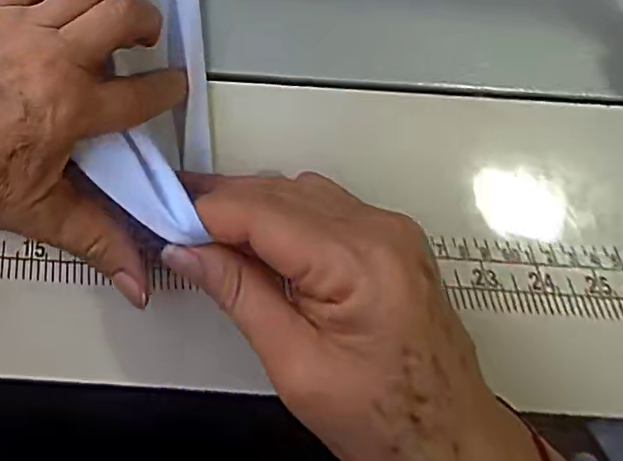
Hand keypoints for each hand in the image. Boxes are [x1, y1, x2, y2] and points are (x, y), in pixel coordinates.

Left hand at [0, 0, 184, 307]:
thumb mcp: (40, 211)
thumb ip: (97, 240)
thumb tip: (142, 284)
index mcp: (73, 107)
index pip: (142, 92)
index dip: (169, 87)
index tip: (173, 84)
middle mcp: (55, 57)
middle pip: (122, 16)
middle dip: (147, 22)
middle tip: (145, 40)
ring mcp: (22, 28)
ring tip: (105, 19)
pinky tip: (51, 1)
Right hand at [161, 173, 540, 460]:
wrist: (458, 449)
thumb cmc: (391, 423)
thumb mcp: (294, 366)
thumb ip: (235, 293)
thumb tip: (183, 248)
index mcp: (359, 264)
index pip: (254, 211)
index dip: (199, 213)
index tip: (164, 224)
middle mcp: (377, 231)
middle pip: (268, 191)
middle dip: (216, 206)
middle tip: (175, 228)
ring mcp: (385, 226)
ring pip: (285, 188)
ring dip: (242, 206)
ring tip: (209, 235)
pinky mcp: (383, 231)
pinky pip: (310, 199)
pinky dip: (272, 210)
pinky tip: (253, 237)